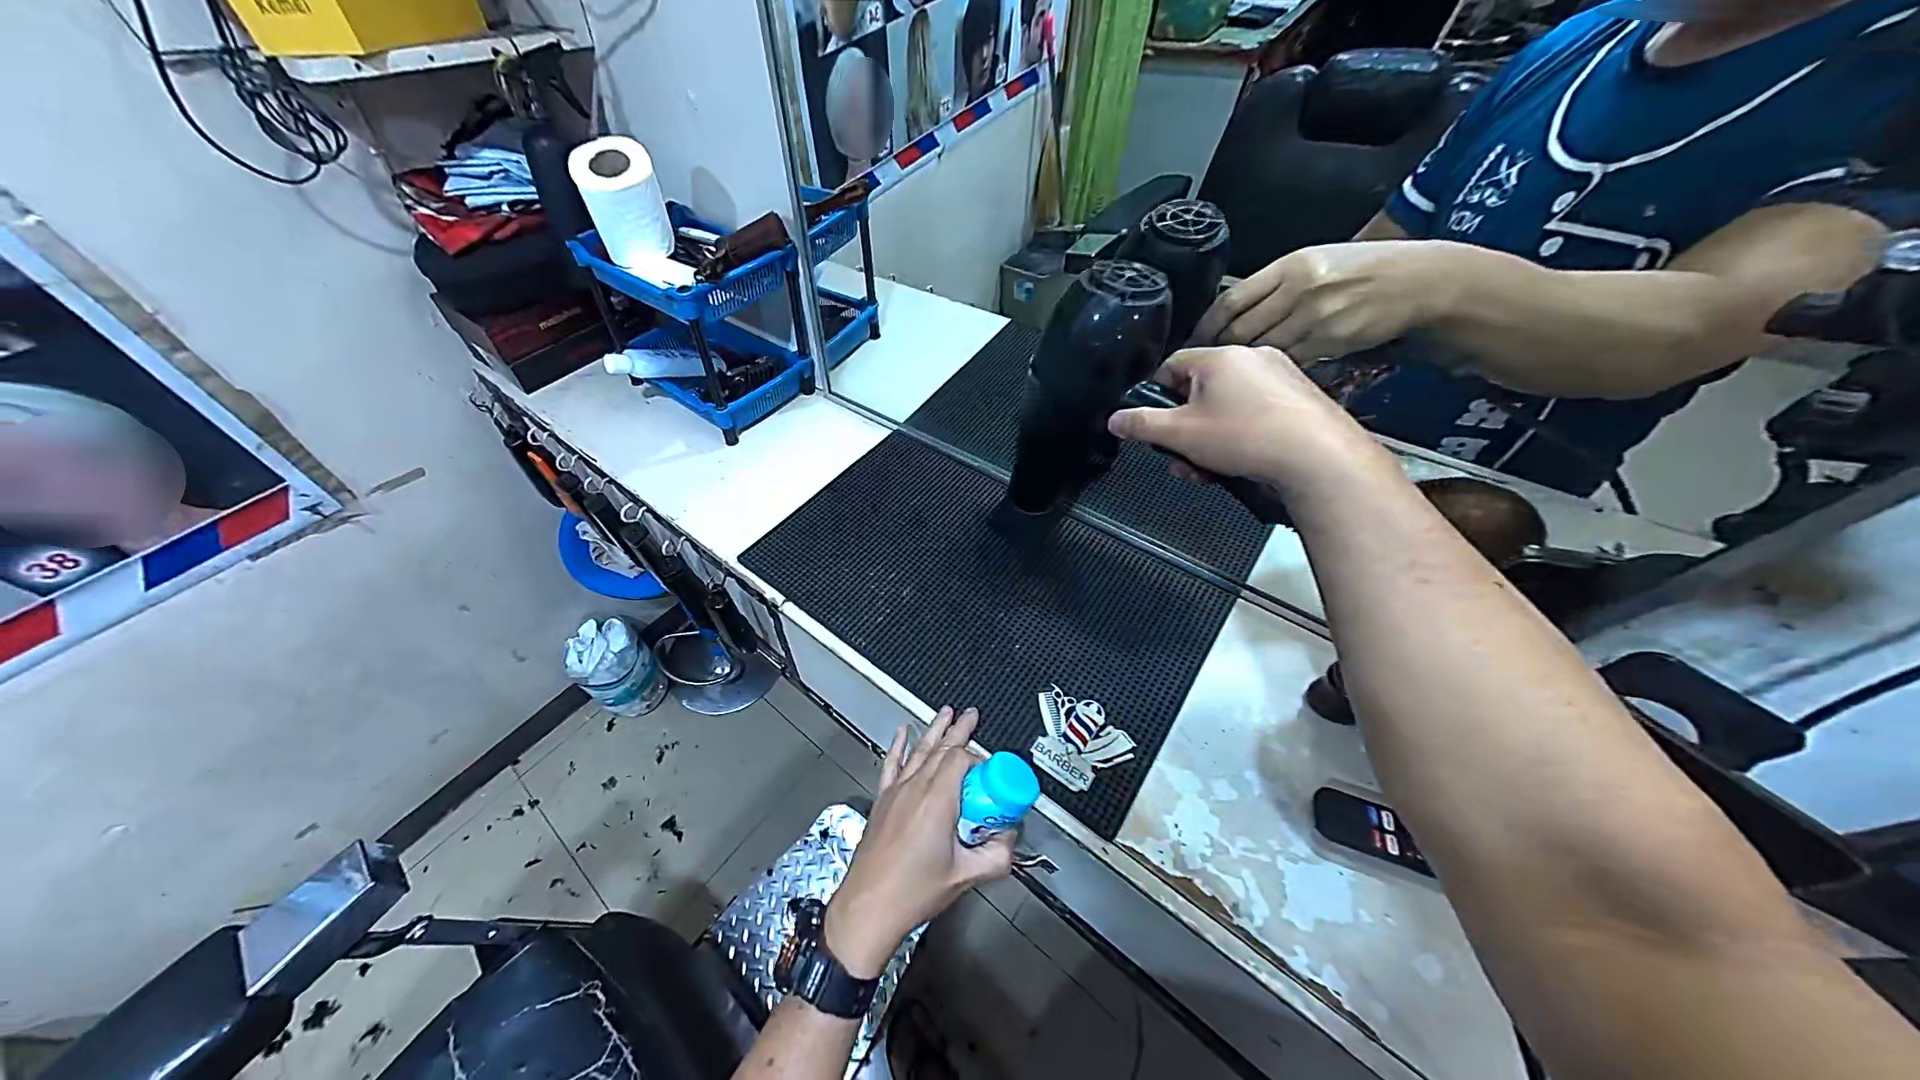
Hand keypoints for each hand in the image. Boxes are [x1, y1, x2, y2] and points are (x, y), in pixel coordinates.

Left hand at [824, 707, 1013, 977]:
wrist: (868, 907)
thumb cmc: (911, 892)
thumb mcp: (966, 876)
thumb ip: (997, 856)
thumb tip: (1011, 838)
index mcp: (937, 801)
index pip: (961, 760)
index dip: (979, 759)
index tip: (991, 771)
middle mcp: (915, 789)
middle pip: (942, 748)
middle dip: (960, 730)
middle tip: (972, 715)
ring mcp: (896, 792)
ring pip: (920, 750)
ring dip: (935, 730)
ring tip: (947, 712)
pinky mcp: (883, 801)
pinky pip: (893, 764)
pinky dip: (899, 745)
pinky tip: (903, 732)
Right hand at [1107, 346, 1387, 490]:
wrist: (1319, 458)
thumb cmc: (1248, 437)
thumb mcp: (1179, 434)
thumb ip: (1141, 424)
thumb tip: (1115, 419)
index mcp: (1219, 356)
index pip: (1171, 366)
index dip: (1156, 397)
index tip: (1153, 423)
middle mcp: (1251, 358)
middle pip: (1199, 390)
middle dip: (1183, 429)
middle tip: (1180, 457)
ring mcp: (1279, 378)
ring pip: (1226, 407)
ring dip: (1208, 439)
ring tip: (1207, 470)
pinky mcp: (1298, 400)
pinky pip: (1254, 414)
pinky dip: (1239, 438)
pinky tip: (1237, 465)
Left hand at [1192, 241, 1463, 356]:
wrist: (1420, 281)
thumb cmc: (1367, 270)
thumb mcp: (1316, 262)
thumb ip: (1275, 285)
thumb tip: (1235, 311)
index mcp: (1289, 265)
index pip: (1230, 300)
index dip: (1205, 326)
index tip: (1192, 342)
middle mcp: (1298, 289)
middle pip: (1239, 329)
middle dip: (1215, 353)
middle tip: (1201, 368)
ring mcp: (1314, 317)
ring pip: (1259, 350)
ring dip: (1239, 369)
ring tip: (1226, 379)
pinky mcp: (1329, 343)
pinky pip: (1287, 363)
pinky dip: (1271, 374)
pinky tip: (1262, 381)